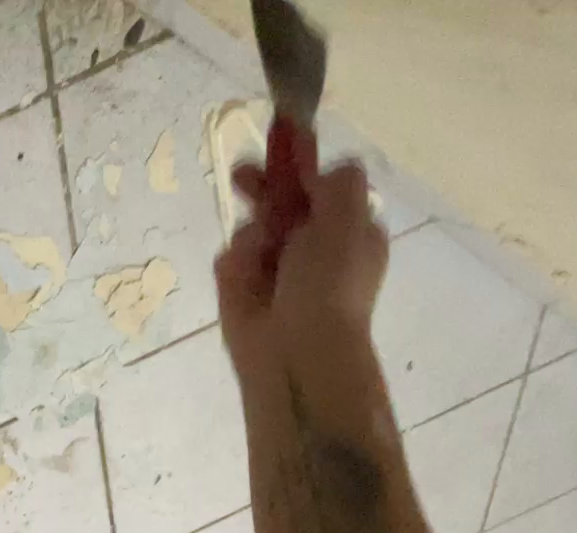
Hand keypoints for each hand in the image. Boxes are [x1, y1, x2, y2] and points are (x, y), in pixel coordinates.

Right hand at [214, 130, 388, 382]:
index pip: (318, 185)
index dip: (299, 163)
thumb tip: (320, 169)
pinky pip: (227, 260)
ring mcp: (270, 267)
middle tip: (241, 176)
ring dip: (249, 235)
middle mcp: (307, 244)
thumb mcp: (349, 220)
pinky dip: (232, 264)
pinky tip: (241, 277)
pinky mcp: (237, 289)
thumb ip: (338, 182)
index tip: (280, 141)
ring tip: (255, 254)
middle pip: (278, 201)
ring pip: (249, 229)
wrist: (295, 347)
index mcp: (344, 228)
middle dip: (260, 187)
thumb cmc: (329, 282)